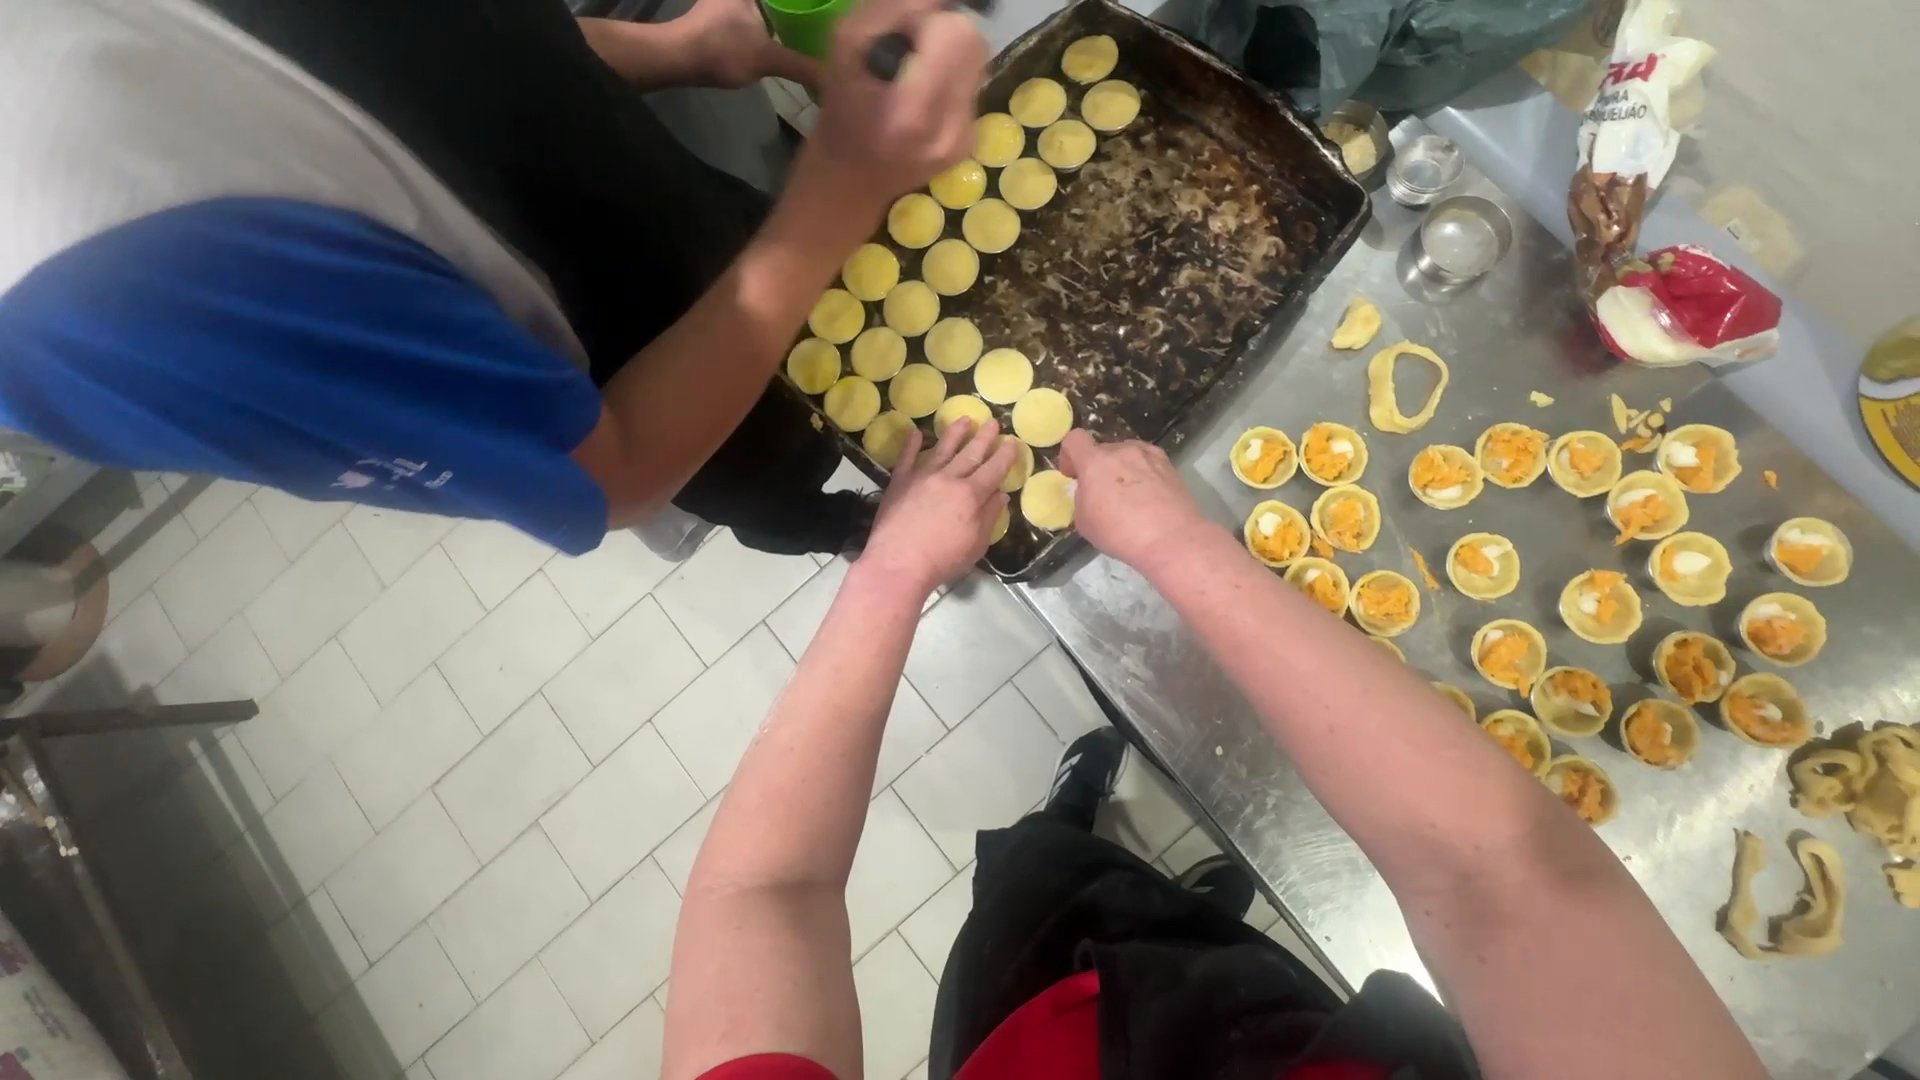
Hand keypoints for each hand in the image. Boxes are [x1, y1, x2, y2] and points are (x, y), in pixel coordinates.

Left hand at [677, 0, 818, 86]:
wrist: (681, 56)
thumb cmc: (723, 48)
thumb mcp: (768, 58)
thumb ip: (800, 66)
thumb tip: (830, 78)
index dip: (807, 0)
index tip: (827, 4)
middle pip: (778, 0)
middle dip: (798, 6)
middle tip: (820, 12)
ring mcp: (731, 0)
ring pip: (768, 5)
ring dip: (784, 11)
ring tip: (808, 22)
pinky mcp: (724, 11)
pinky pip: (757, 10)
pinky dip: (771, 19)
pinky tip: (785, 32)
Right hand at [796, 0, 986, 208]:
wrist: (851, 181)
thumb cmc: (841, 114)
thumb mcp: (846, 49)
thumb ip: (889, 12)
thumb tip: (932, 1)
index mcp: (914, 110)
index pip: (955, 32)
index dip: (930, 20)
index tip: (905, 35)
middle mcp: (949, 129)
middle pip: (975, 44)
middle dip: (945, 34)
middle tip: (912, 50)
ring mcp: (963, 140)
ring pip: (979, 63)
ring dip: (951, 57)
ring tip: (917, 76)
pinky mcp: (969, 145)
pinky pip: (973, 89)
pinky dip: (952, 82)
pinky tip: (924, 98)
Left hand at [860, 418, 1014, 595]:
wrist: (898, 563)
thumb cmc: (943, 560)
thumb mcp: (976, 544)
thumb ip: (989, 517)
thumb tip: (1000, 495)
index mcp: (971, 495)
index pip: (994, 469)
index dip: (1005, 455)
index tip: (1012, 442)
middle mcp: (948, 479)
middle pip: (971, 453)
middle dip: (984, 437)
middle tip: (993, 422)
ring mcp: (922, 477)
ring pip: (942, 449)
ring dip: (955, 433)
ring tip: (964, 419)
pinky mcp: (899, 482)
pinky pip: (907, 458)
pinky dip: (912, 444)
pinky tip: (917, 433)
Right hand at [1057, 429, 1211, 571]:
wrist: (1171, 539)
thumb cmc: (1120, 533)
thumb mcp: (1084, 522)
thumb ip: (1082, 498)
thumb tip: (1090, 491)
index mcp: (1095, 462)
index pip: (1074, 439)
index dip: (1069, 456)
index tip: (1073, 476)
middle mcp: (1122, 451)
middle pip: (1103, 449)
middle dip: (1098, 467)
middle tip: (1103, 494)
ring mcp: (1149, 456)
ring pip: (1127, 454)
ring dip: (1122, 468)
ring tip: (1129, 495)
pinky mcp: (1170, 466)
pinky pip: (1148, 462)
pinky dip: (1143, 473)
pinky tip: (1149, 495)